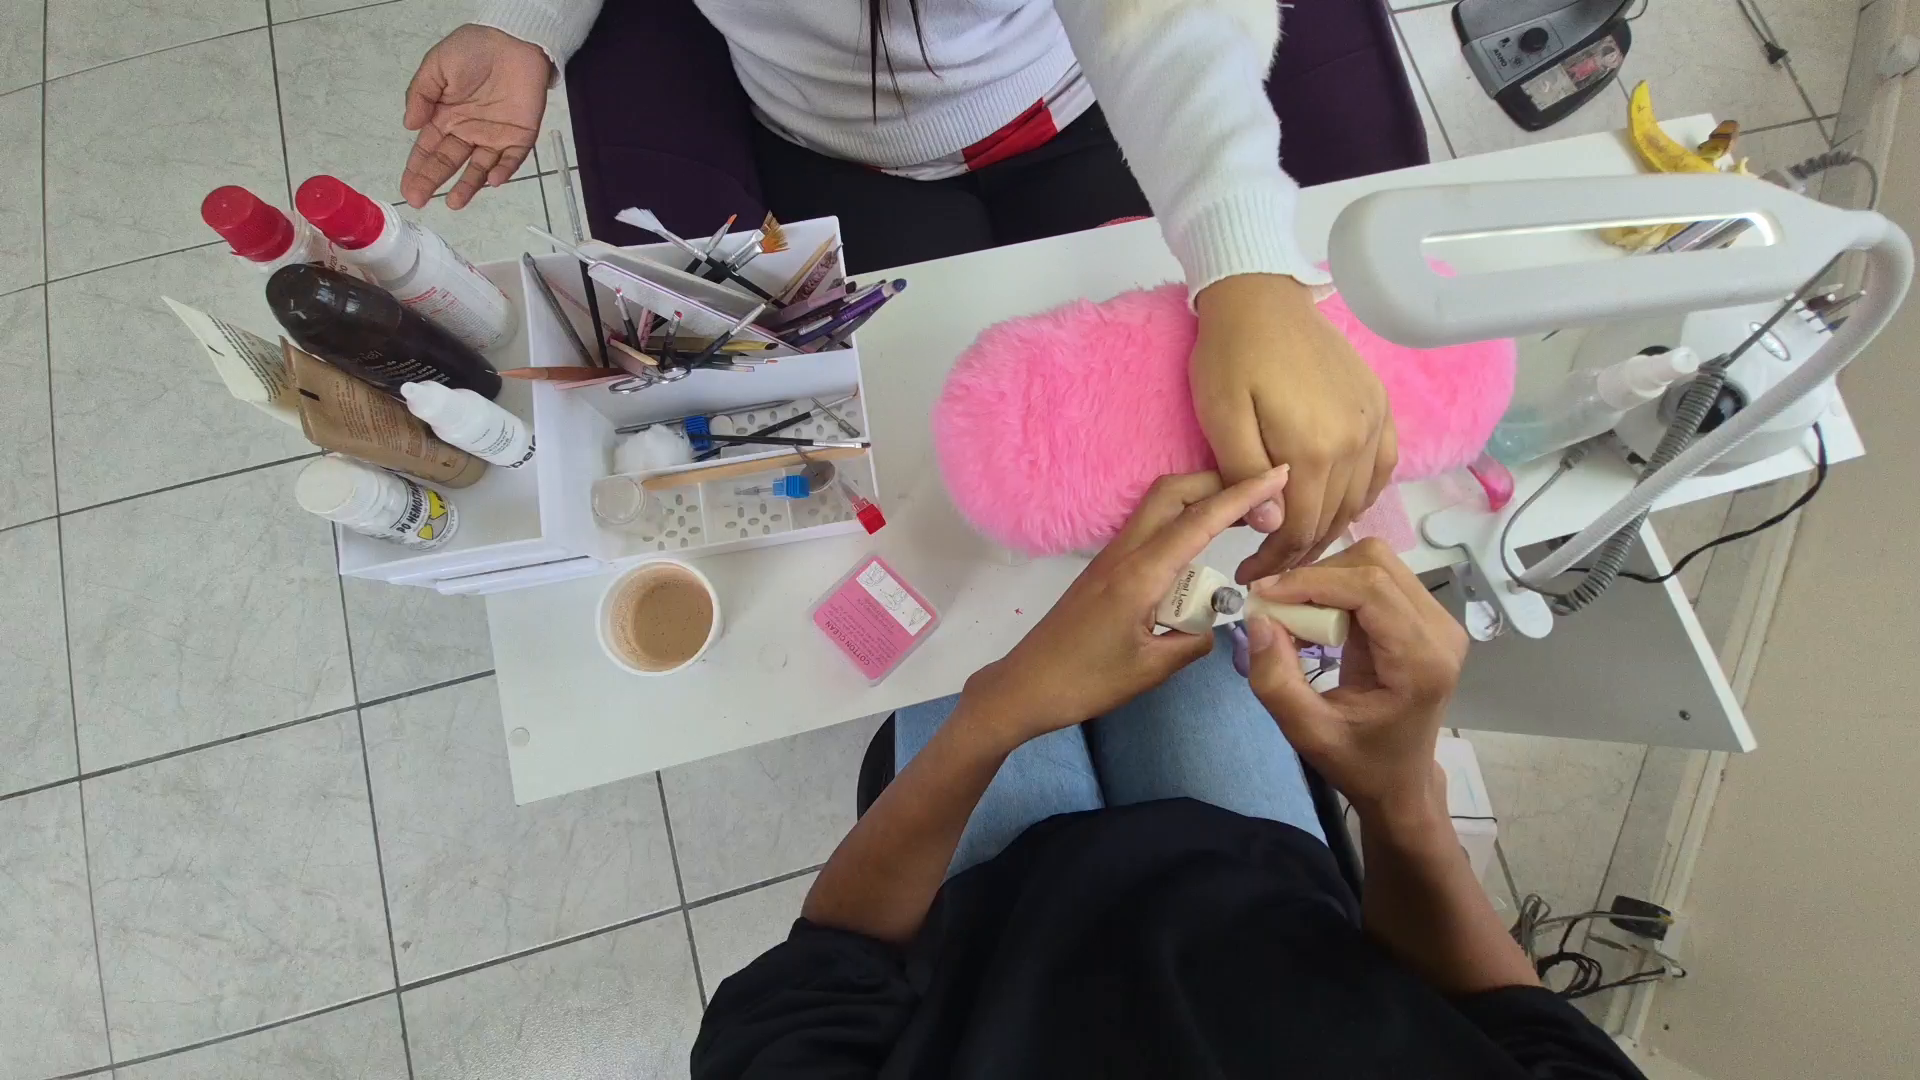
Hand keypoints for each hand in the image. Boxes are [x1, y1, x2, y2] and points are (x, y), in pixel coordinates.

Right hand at [401, 25, 550, 208]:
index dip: (417, 169)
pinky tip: (490, 181)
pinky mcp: (521, 138)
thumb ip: (421, 95)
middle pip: (449, 162)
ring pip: (480, 168)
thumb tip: (409, 125)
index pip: (429, 148)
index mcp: (446, 117)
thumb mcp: (436, 67)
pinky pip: (512, 159)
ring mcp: (495, 138)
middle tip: (420, 199)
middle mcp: (469, 133)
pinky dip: (502, 170)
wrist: (510, 44)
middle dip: (433, 181)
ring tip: (455, 202)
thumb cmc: (472, 51)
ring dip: (468, 185)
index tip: (408, 189)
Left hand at [966, 466, 1292, 740]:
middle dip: (1218, 482)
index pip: (1199, 520)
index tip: (1278, 473)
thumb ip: (1193, 641)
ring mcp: (1110, 558)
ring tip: (1242, 515)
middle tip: (1264, 496)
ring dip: (1199, 500)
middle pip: (1172, 492)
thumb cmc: (1086, 681)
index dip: (1242, 494)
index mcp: (1140, 573)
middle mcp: (1124, 553)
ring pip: (1157, 507)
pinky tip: (1199, 546)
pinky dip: (1180, 523)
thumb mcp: (1150, 669)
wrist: (1025, 685)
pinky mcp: (1103, 569)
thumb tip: (1217, 622)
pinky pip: (1147, 530)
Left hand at [1190, 273, 1396, 582]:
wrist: (1260, 299)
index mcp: (1314, 449)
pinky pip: (1384, 468)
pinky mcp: (1379, 407)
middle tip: (1269, 569)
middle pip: (1333, 519)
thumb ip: (1244, 474)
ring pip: (1361, 500)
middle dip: (1300, 552)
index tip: (1251, 575)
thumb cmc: (1229, 358)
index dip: (1276, 560)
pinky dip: (1363, 496)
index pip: (1301, 528)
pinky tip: (1339, 505)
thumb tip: (1271, 527)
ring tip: (1296, 544)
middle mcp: (1356, 441)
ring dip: (1331, 528)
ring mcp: (1375, 422)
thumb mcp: (1220, 417)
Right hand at [1242, 538, 1466, 822]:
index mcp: (1421, 661)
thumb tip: (1258, 618)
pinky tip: (1312, 617)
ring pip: (1373, 562)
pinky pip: (1372, 578)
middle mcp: (1440, 631)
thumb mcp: (1305, 731)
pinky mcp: (1420, 617)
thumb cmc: (1358, 761)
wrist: (1399, 780)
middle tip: (1274, 607)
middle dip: (1315, 577)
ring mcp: (1435, 621)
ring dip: (1323, 578)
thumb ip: (1275, 678)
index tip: (1261, 595)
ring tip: (1292, 612)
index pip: (1369, 589)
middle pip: (1374, 564)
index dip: (1310, 581)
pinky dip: (1333, 586)